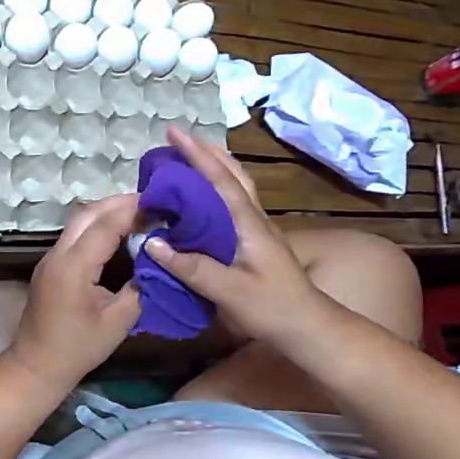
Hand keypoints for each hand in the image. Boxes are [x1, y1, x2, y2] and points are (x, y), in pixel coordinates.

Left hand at [7, 194, 141, 390]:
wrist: (36, 364)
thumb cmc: (78, 348)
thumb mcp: (119, 322)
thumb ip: (140, 287)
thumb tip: (158, 260)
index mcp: (74, 267)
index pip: (106, 225)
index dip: (133, 210)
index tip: (162, 203)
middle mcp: (58, 254)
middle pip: (88, 213)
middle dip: (120, 203)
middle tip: (153, 203)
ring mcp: (51, 258)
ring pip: (79, 221)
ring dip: (108, 212)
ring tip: (140, 213)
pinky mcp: (50, 264)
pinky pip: (75, 234)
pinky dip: (97, 225)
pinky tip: (119, 232)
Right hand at [143, 128, 326, 343]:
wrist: (307, 326)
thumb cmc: (272, 308)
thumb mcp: (230, 292)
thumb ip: (192, 268)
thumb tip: (152, 243)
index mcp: (249, 224)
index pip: (221, 181)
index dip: (197, 155)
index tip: (175, 132)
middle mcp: (254, 218)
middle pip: (233, 174)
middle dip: (206, 152)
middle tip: (178, 139)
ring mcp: (257, 228)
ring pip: (237, 185)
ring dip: (214, 166)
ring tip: (189, 157)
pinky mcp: (254, 240)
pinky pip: (234, 202)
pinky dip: (216, 187)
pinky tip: (201, 197)